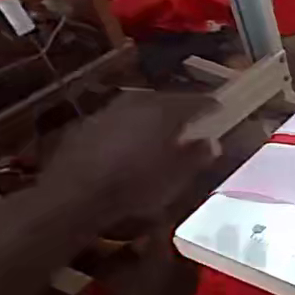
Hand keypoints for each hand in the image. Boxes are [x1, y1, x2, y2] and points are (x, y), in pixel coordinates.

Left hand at [45, 90, 214, 219]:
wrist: (74, 196)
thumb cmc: (135, 186)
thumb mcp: (176, 177)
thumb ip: (197, 156)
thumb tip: (213, 143)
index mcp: (165, 112)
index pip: (196, 101)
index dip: (210, 105)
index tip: (219, 108)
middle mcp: (138, 103)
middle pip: (166, 99)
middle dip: (181, 106)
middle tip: (193, 116)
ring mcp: (109, 111)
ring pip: (140, 106)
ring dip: (154, 114)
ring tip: (164, 127)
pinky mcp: (87, 125)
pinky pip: (118, 119)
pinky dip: (131, 125)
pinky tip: (132, 141)